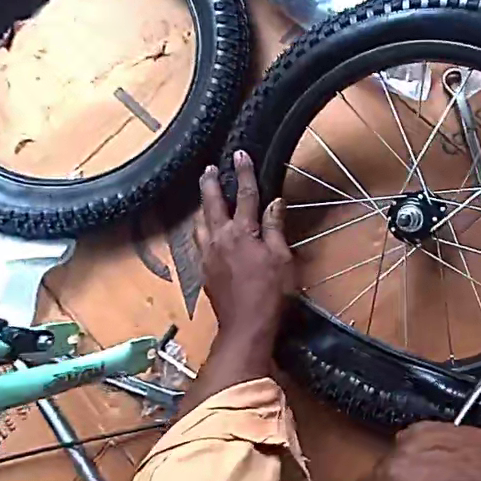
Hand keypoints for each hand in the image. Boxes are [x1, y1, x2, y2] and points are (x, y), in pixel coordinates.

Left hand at [186, 151, 294, 403]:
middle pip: (213, 204)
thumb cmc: (270, 293)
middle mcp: (220, 239)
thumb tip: (275, 202)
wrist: (246, 326)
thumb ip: (274, 228)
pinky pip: (198, 241)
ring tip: (204, 195)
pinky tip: (203, 230)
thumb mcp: (282, 258)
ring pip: (201, 222)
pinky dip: (201, 228)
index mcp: (242, 232)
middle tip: (210, 168)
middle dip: (211, 183)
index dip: (244, 172)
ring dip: (203, 205)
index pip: (245, 195)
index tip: (240, 154)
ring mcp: (208, 254)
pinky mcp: (204, 270)